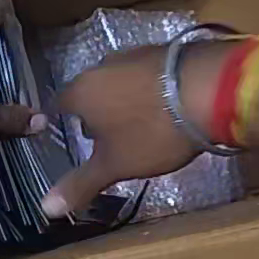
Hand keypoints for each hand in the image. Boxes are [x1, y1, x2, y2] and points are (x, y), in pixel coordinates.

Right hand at [41, 41, 232, 216]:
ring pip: (119, 80)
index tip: (71, 138)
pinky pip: (148, 74)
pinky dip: (150, 89)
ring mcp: (136, 53)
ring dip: (124, 99)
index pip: (59, 105)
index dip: (63, 122)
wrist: (213, 88)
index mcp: (81, 92)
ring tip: (139, 123)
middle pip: (90, 91)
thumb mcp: (115, 165)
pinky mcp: (169, 48)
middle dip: (95, 112)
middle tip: (106, 137)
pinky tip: (166, 106)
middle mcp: (102, 66)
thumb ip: (81, 185)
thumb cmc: (152, 131)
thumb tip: (45, 209)